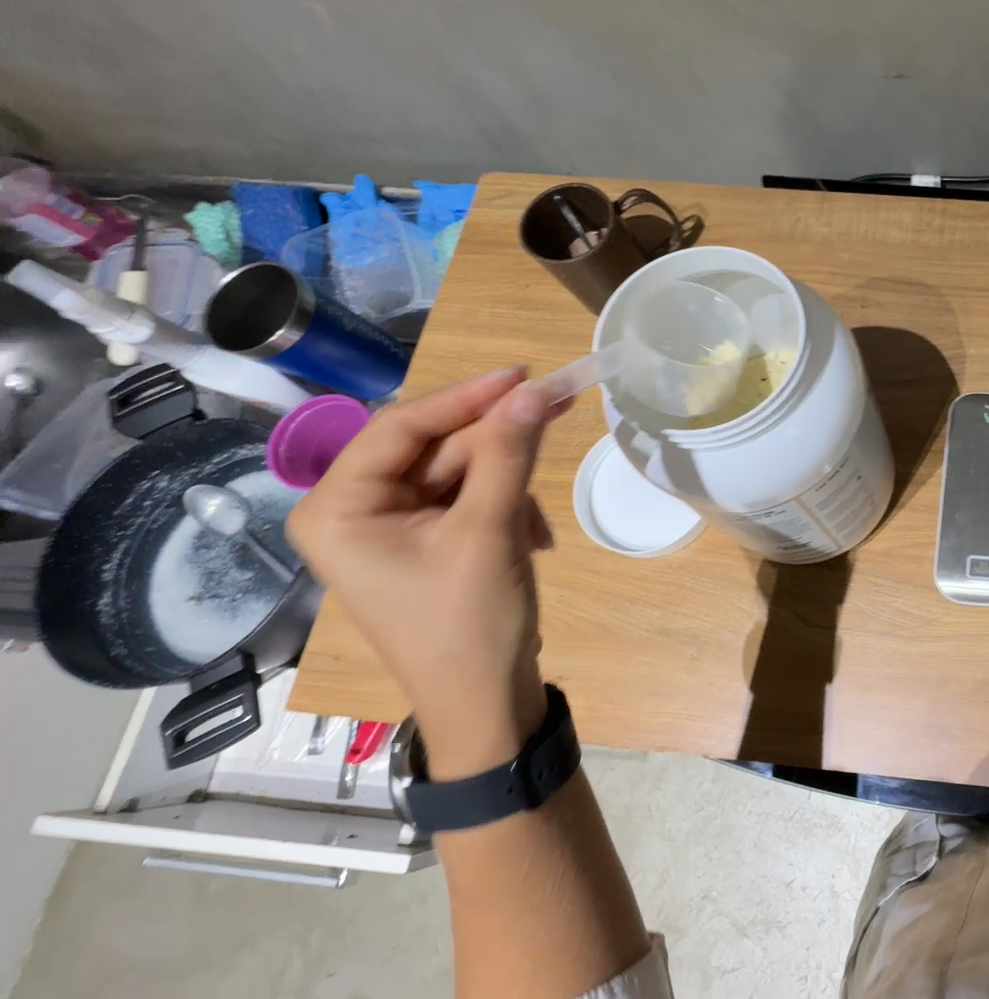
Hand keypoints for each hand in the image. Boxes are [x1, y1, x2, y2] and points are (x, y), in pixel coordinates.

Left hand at [288, 368, 571, 776]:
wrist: (486, 703)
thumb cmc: (469, 623)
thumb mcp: (489, 532)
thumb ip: (510, 455)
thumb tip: (539, 391)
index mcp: (339, 508)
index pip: (401, 426)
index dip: (466, 396)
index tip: (526, 374)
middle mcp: (356, 510)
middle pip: (436, 447)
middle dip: (497, 445)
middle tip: (559, 411)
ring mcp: (393, 528)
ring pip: (462, 471)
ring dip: (509, 486)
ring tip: (536, 526)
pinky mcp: (429, 543)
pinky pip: (472, 498)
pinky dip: (508, 508)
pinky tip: (531, 538)